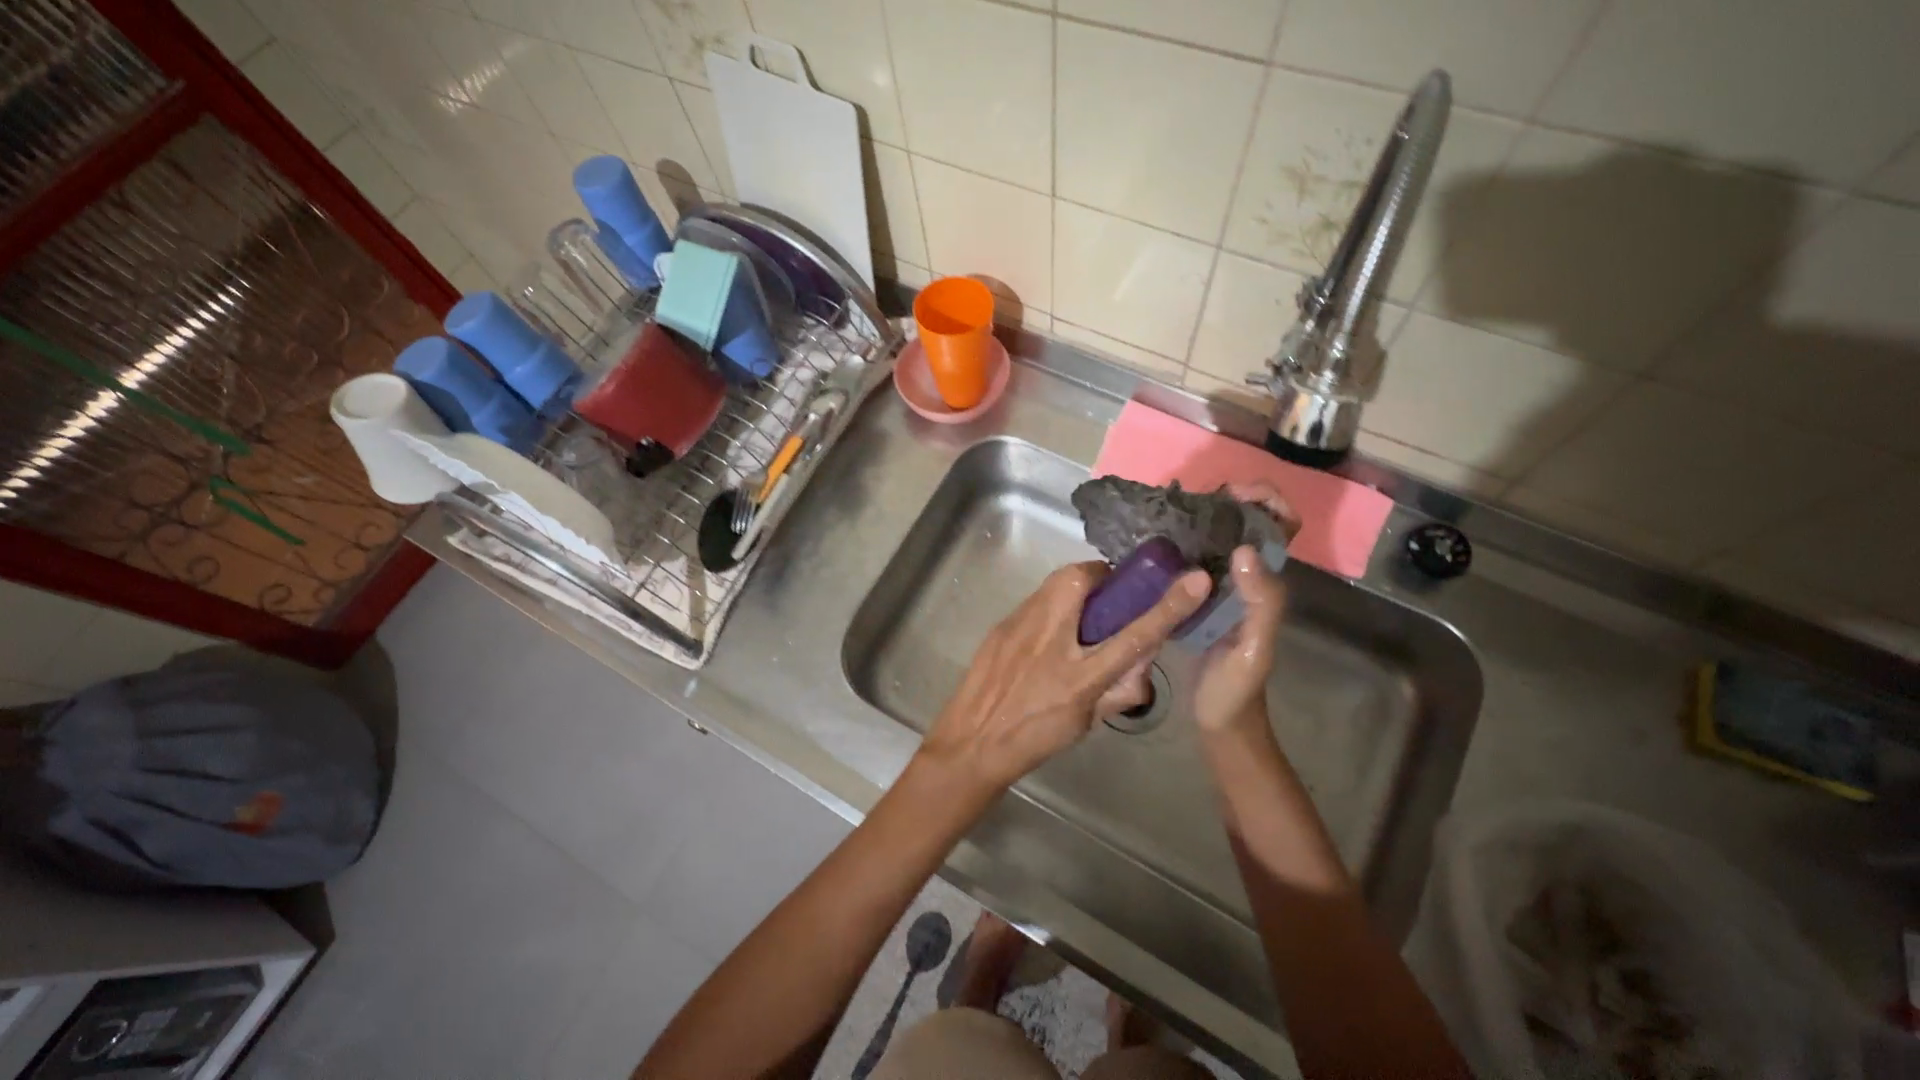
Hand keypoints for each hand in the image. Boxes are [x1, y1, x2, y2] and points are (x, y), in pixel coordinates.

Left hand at [918, 561, 1210, 793]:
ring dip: (1078, 589)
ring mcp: (1020, 628)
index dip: (1169, 606)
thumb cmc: (1034, 739)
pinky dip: (1053, 606)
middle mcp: (1050, 642)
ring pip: (1056, 584)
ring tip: (1083, 613)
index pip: (1136, 634)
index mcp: (1080, 677)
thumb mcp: (1087, 722)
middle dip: (1104, 577)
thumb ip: (1121, 691)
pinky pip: (1037, 601)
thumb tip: (1143, 663)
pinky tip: (1051, 631)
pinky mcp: (1001, 625)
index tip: (1197, 579)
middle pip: (1084, 582)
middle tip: (1114, 594)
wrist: (970, 745)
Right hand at [1191, 483, 1293, 734]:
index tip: (1234, 491)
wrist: (1219, 722)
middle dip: (1228, 499)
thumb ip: (1260, 602)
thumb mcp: (1253, 649)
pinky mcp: (1198, 600)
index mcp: (1267, 584)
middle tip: (1191, 498)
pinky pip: (1194, 560)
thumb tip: (1244, 549)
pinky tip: (1156, 541)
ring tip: (1169, 511)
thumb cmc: (1237, 690)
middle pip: (1247, 523)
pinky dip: (1180, 543)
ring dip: (1201, 517)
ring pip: (1219, 538)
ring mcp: (1223, 588)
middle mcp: (1248, 578)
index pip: (1282, 526)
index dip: (1268, 500)